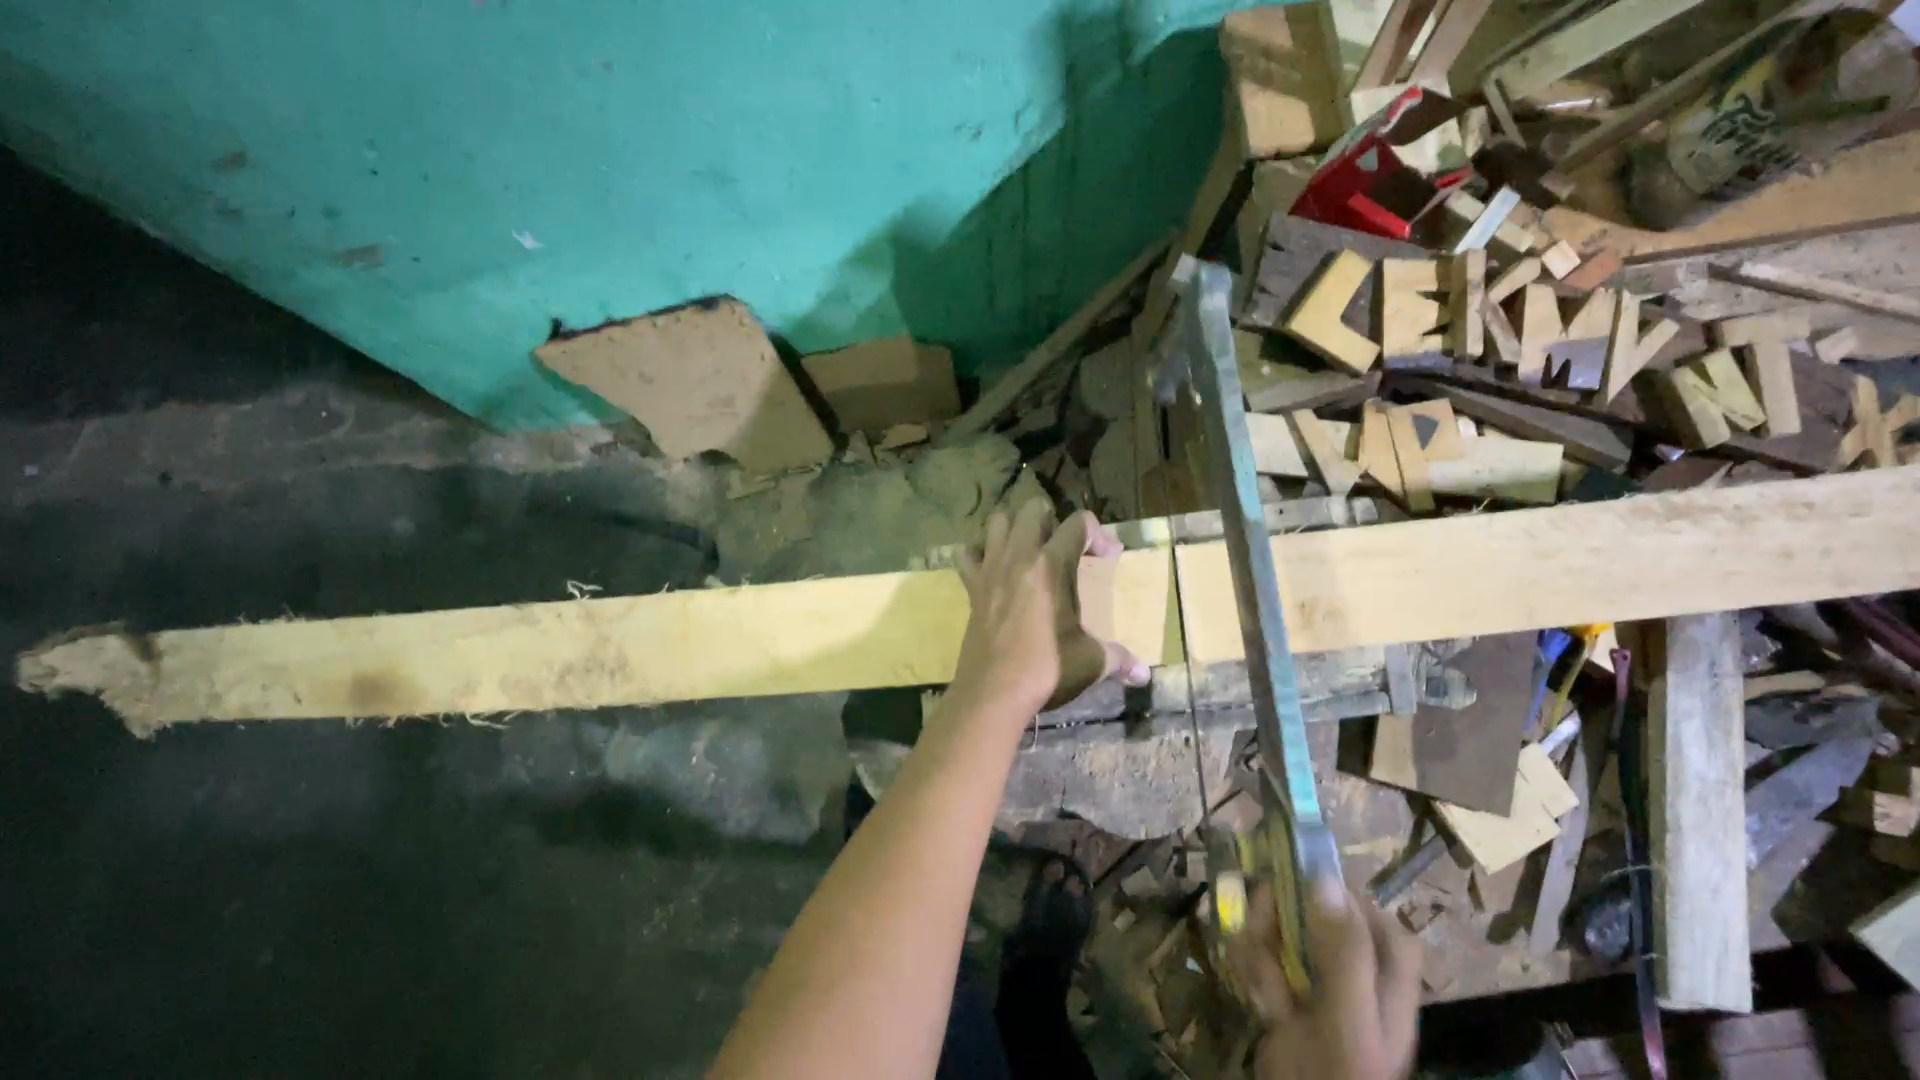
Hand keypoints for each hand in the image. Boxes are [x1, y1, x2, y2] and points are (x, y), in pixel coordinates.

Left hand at [949, 500, 1149, 720]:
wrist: (994, 692)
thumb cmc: (1047, 671)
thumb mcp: (1091, 662)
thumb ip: (1119, 659)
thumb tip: (1144, 673)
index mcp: (1052, 565)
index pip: (1079, 523)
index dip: (1099, 533)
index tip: (1107, 556)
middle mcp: (1019, 557)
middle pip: (1033, 508)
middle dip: (1053, 518)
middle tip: (1064, 546)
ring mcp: (990, 569)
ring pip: (997, 522)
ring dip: (1014, 527)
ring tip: (1029, 549)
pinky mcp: (971, 588)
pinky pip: (967, 553)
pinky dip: (978, 552)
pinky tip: (992, 567)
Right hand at [1228, 877, 1422, 1079]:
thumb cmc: (1337, 1077)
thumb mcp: (1348, 1020)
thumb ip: (1346, 953)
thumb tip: (1325, 878)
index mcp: (1388, 971)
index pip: (1367, 909)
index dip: (1334, 896)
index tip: (1297, 894)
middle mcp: (1355, 968)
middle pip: (1314, 912)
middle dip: (1279, 925)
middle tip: (1263, 944)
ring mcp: (1319, 981)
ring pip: (1281, 932)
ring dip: (1261, 955)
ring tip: (1267, 995)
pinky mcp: (1287, 994)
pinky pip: (1263, 959)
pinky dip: (1254, 974)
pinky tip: (1260, 1004)